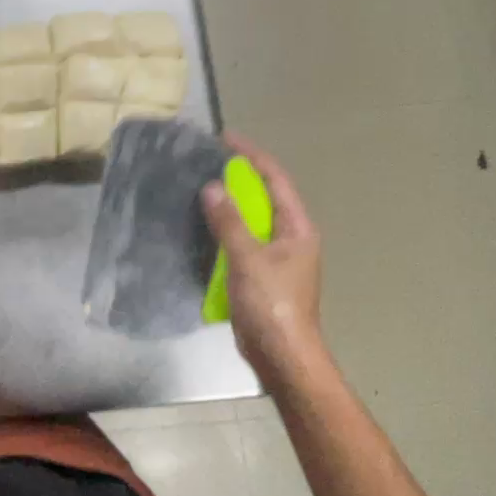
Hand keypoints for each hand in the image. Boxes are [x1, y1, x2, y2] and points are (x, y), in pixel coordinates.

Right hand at [200, 134, 324, 379]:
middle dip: (237, 179)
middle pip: (264, 198)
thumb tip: (212, 187)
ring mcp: (276, 259)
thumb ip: (229, 222)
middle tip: (205, 164)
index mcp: (298, 229)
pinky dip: (222, 232)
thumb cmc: (273, 304)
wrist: (282, 356)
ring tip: (198, 190)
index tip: (225, 139)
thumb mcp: (248, 259)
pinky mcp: (260, 276)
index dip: (252, 157)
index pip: (275, 181)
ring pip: (250, 221)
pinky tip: (200, 229)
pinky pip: (240, 243)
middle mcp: (291, 239)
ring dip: (228, 206)